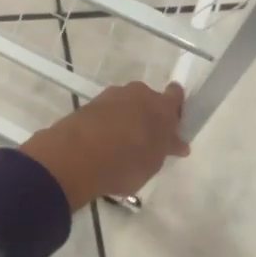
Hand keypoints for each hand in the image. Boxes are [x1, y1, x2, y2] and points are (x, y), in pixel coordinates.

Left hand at [21, 82, 189, 210]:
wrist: (78, 154)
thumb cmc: (126, 162)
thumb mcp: (154, 162)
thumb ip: (166, 148)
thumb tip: (178, 142)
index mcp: (160, 106)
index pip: (175, 96)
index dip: (176, 107)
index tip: (174, 123)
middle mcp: (138, 93)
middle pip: (150, 99)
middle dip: (151, 115)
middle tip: (150, 139)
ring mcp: (112, 95)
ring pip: (129, 103)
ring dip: (130, 117)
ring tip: (127, 143)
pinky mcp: (92, 101)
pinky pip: (111, 109)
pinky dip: (112, 120)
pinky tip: (109, 140)